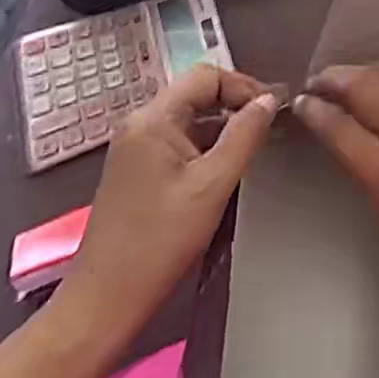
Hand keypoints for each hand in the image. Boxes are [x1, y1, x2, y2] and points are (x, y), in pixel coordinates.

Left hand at [72, 65, 280, 319]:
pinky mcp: (138, 169)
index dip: (244, 85)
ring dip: (223, 124)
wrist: (105, 301)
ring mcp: (136, 147)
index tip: (273, 107)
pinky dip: (207, 143)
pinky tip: (228, 163)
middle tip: (270, 122)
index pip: (206, 76)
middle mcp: (140, 123)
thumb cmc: (159, 241)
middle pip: (197, 93)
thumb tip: (268, 101)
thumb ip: (244, 135)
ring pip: (190, 117)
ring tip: (256, 142)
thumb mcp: (212, 185)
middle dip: (236, 102)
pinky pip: (179, 140)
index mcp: (153, 118)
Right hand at [292, 58, 378, 266]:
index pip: (339, 126)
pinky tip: (376, 75)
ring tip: (343, 77)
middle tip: (316, 82)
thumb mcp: (378, 200)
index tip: (300, 101)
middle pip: (361, 86)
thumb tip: (325, 118)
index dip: (313, 109)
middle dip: (331, 78)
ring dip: (358, 68)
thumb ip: (352, 156)